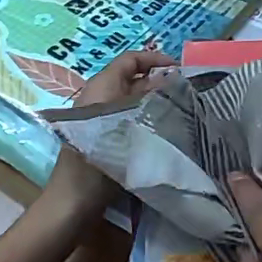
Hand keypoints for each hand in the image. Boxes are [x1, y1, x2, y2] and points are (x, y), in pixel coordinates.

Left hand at [41, 50, 176, 212]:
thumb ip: (148, 99)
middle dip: (158, 81)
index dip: (155, 59)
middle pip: (131, 78)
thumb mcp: (128, 125)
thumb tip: (171, 79)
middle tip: (187, 91)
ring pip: (131, 98)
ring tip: (182, 108)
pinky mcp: (102, 135)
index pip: (130, 60)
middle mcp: (98, 96)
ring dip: (154, 100)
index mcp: (100, 86)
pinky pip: (127, 115)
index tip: (180, 70)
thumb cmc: (100, 161)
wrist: (73, 202)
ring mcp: (99, 116)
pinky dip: (145, 116)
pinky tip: (166, 128)